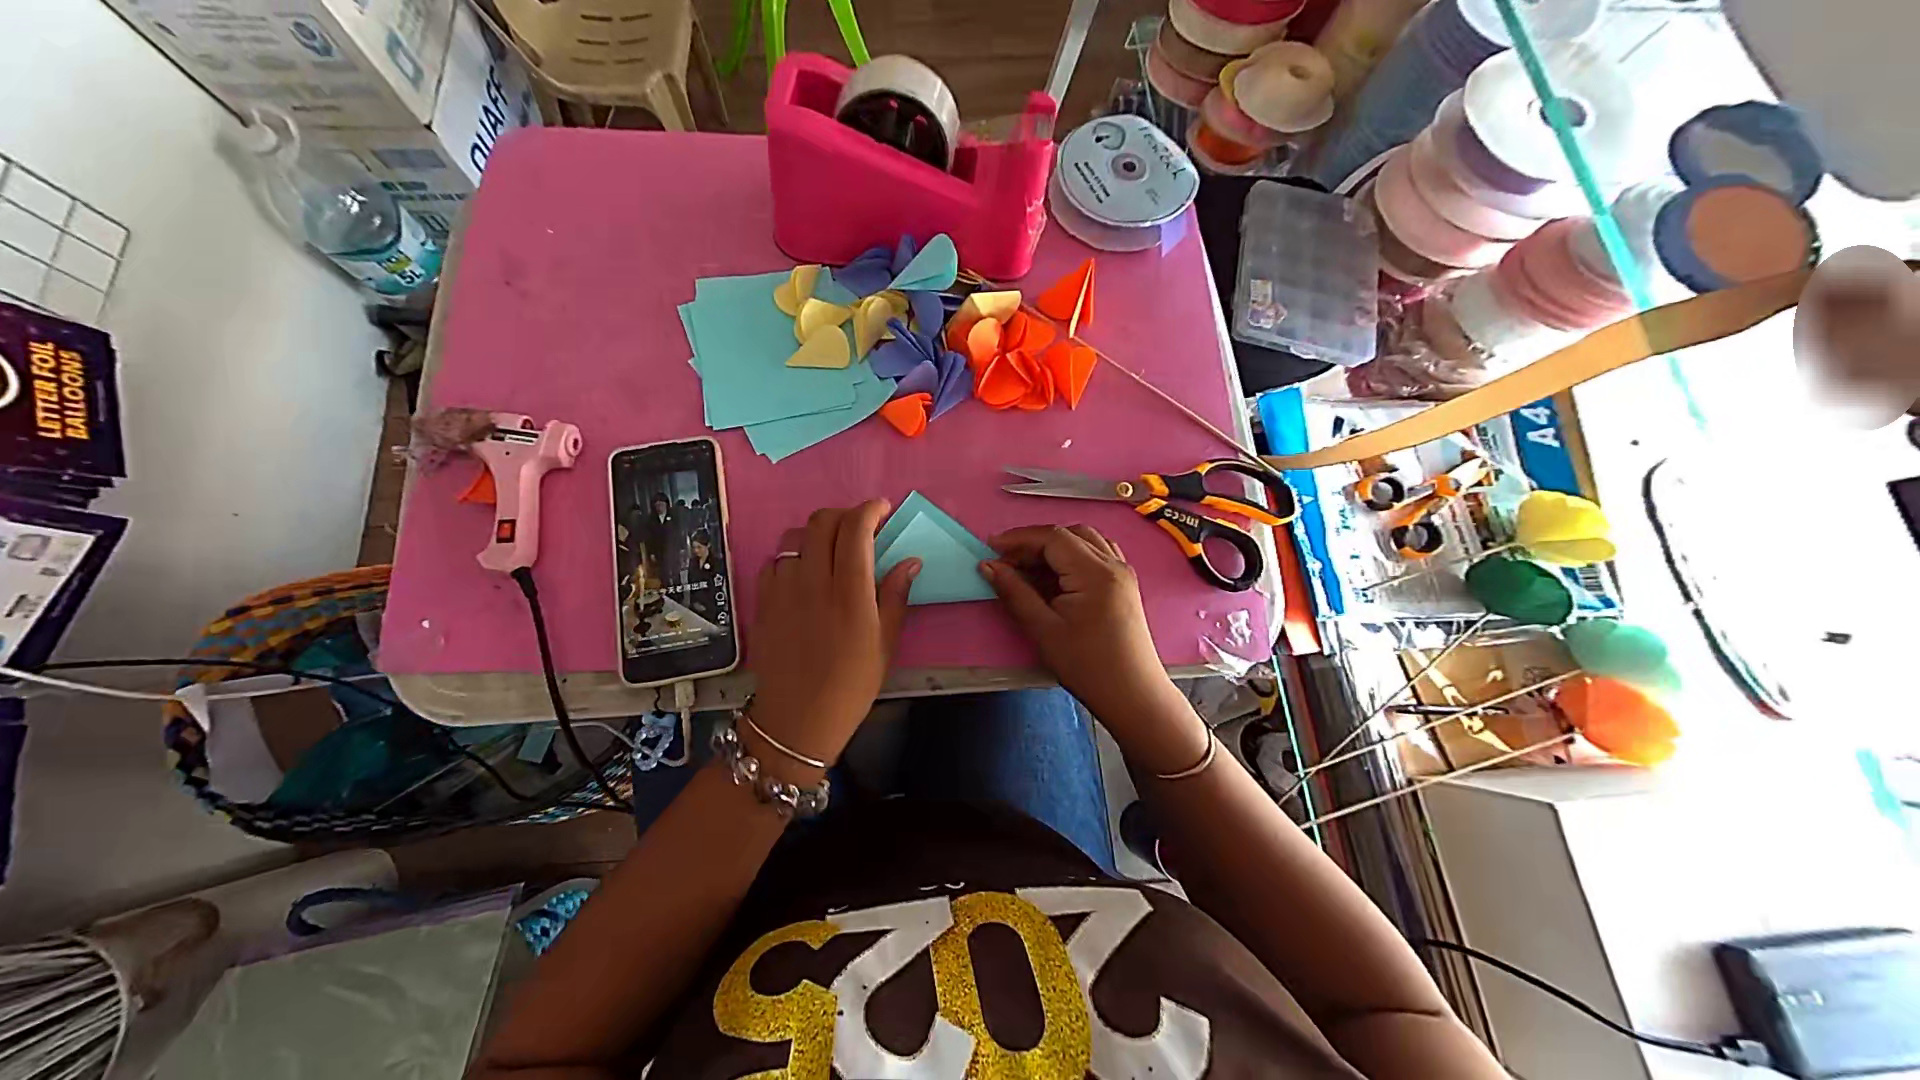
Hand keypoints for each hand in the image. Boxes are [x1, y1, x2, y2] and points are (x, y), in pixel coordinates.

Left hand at [748, 500, 917, 768]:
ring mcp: (782, 590)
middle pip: (822, 522)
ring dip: (818, 534)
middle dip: (845, 515)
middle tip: (861, 528)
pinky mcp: (762, 601)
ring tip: (832, 550)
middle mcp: (812, 582)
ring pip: (795, 537)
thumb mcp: (885, 644)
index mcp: (849, 593)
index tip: (882, 510)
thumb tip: (910, 560)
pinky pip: (775, 561)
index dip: (870, 510)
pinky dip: (794, 557)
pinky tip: (805, 575)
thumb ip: (895, 596)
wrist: (798, 719)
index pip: (855, 529)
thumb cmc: (851, 685)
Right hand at [979, 525, 1186, 737]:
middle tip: (1007, 561)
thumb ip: (1014, 592)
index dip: (1019, 538)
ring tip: (1028, 567)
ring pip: (1084, 540)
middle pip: (1069, 534)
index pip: (1052, 537)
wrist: (1132, 695)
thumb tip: (990, 566)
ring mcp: (1122, 573)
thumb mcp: (1043, 629)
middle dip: (1034, 542)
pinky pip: (1097, 553)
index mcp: (1095, 572)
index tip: (992, 548)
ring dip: (1054, 546)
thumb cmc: (1088, 665)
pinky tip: (1056, 575)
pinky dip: (1072, 554)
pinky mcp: (1124, 585)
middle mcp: (1113, 564)